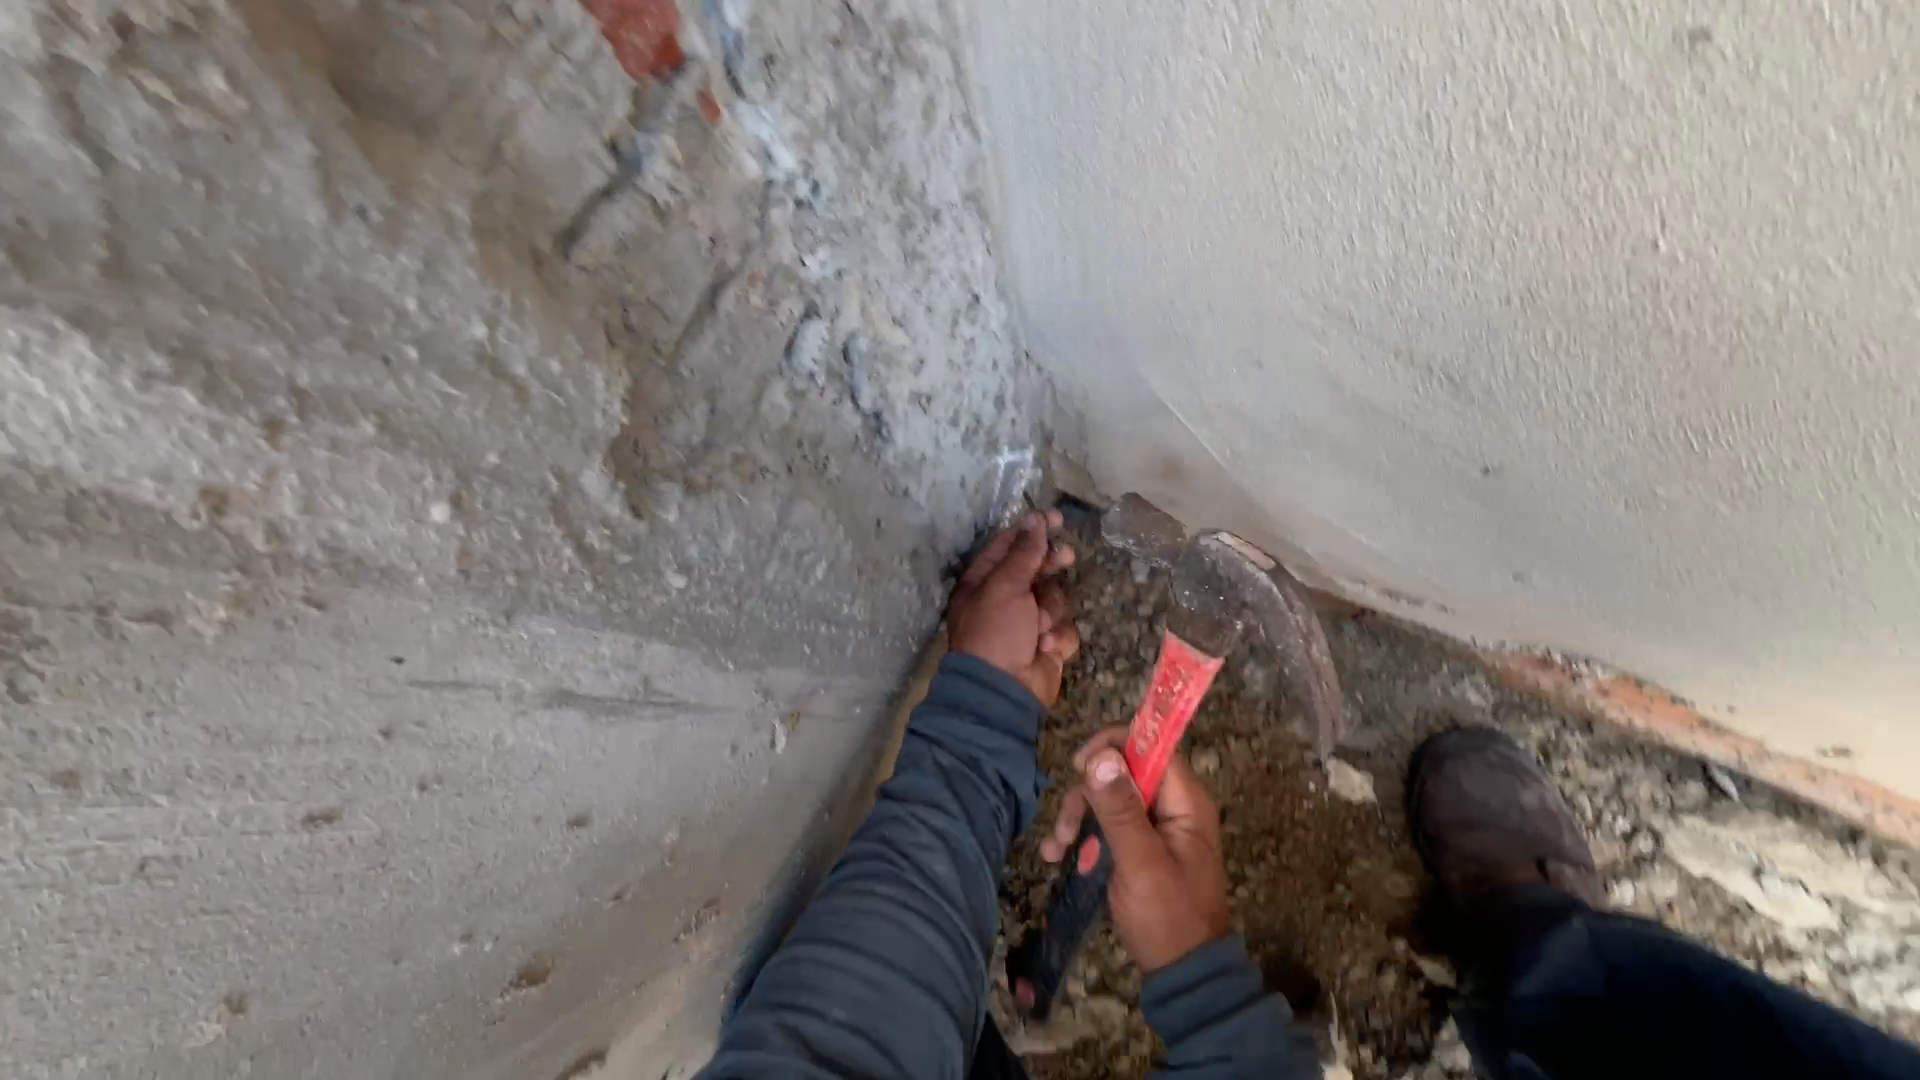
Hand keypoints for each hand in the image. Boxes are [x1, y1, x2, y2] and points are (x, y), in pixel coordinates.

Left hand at [947, 510, 1079, 704]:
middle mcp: (1004, 598)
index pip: (1009, 546)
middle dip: (1050, 566)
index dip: (1032, 530)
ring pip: (1054, 599)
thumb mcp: (1005, 587)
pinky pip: (1063, 627)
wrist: (1003, 692)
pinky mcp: (1046, 644)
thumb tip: (1035, 519)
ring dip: (1050, 612)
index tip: (1056, 518)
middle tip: (1066, 557)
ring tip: (1038, 629)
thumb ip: (1023, 553)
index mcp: (984, 582)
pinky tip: (1044, 648)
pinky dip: (1057, 637)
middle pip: (1035, 569)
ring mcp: (1026, 622)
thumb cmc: (995, 633)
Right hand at [1041, 728, 1231, 972]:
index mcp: (1185, 800)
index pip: (1150, 746)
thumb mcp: (1140, 862)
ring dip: (1079, 819)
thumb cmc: (1167, 917)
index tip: (1080, 765)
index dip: (1113, 745)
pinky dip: (1084, 837)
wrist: (1183, 976)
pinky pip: (1108, 824)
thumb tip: (1100, 755)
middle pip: (1122, 772)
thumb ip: (1120, 809)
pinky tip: (1062, 859)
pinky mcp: (1141, 845)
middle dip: (1088, 795)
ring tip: (1058, 852)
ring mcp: (1157, 826)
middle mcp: (1173, 805)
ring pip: (1109, 797)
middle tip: (1065, 827)